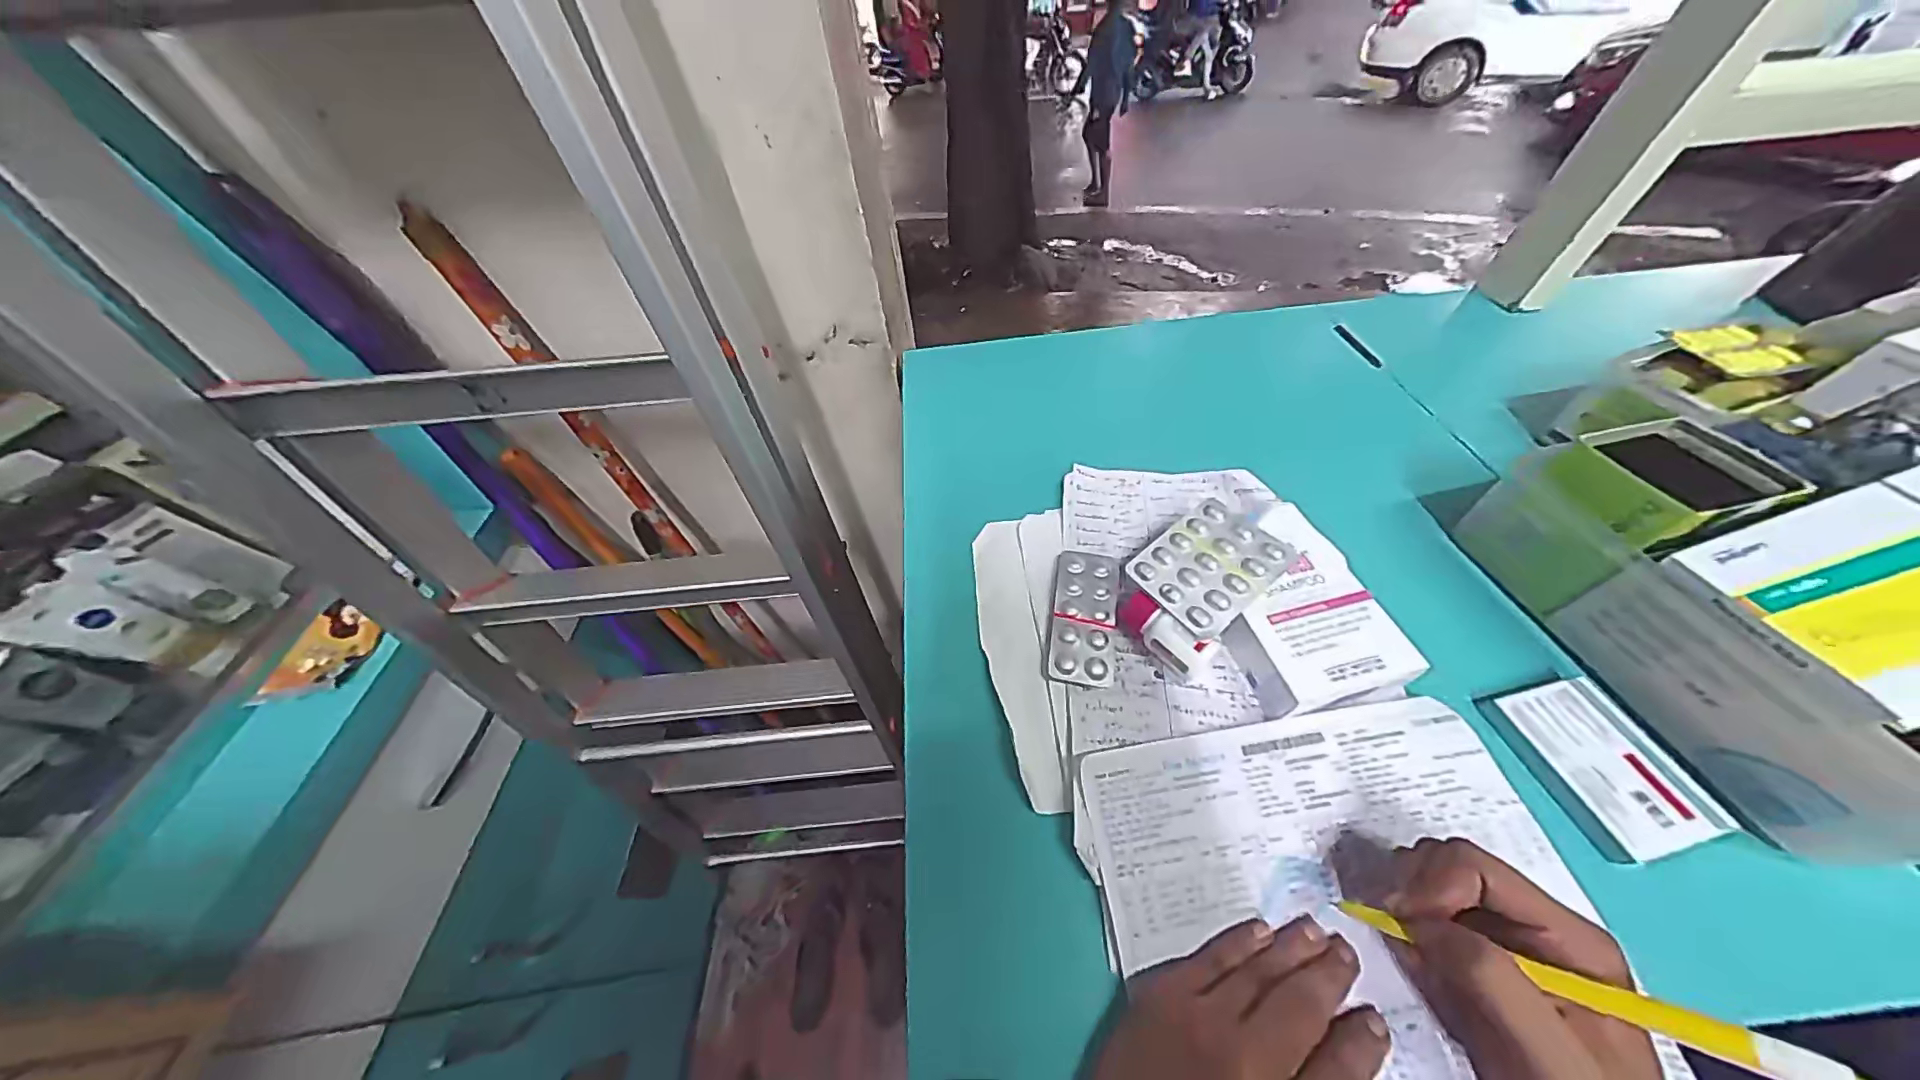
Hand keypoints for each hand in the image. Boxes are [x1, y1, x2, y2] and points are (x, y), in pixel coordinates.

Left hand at [1091, 916, 1390, 1079]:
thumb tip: (1341, 1055)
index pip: (1338, 1072)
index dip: (1361, 1045)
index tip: (1374, 1019)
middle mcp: (1244, 1060)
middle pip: (1300, 1008)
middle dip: (1329, 979)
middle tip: (1347, 952)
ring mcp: (1200, 1020)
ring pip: (1259, 973)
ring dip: (1292, 949)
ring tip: (1316, 931)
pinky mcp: (1161, 995)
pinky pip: (1211, 957)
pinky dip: (1239, 940)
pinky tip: (1260, 929)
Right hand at [1383, 838, 1661, 1079]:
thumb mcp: (1546, 1048)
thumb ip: (1490, 979)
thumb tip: (1421, 923)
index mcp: (1566, 937)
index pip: (1475, 867)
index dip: (1429, 884)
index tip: (1400, 920)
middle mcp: (1531, 926)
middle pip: (1447, 864)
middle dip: (1409, 889)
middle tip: (1392, 927)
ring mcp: (1499, 941)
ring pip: (1428, 883)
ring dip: (1401, 906)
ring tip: (1402, 948)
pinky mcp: (1470, 960)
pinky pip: (1420, 920)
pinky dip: (1399, 928)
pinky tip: (1407, 959)